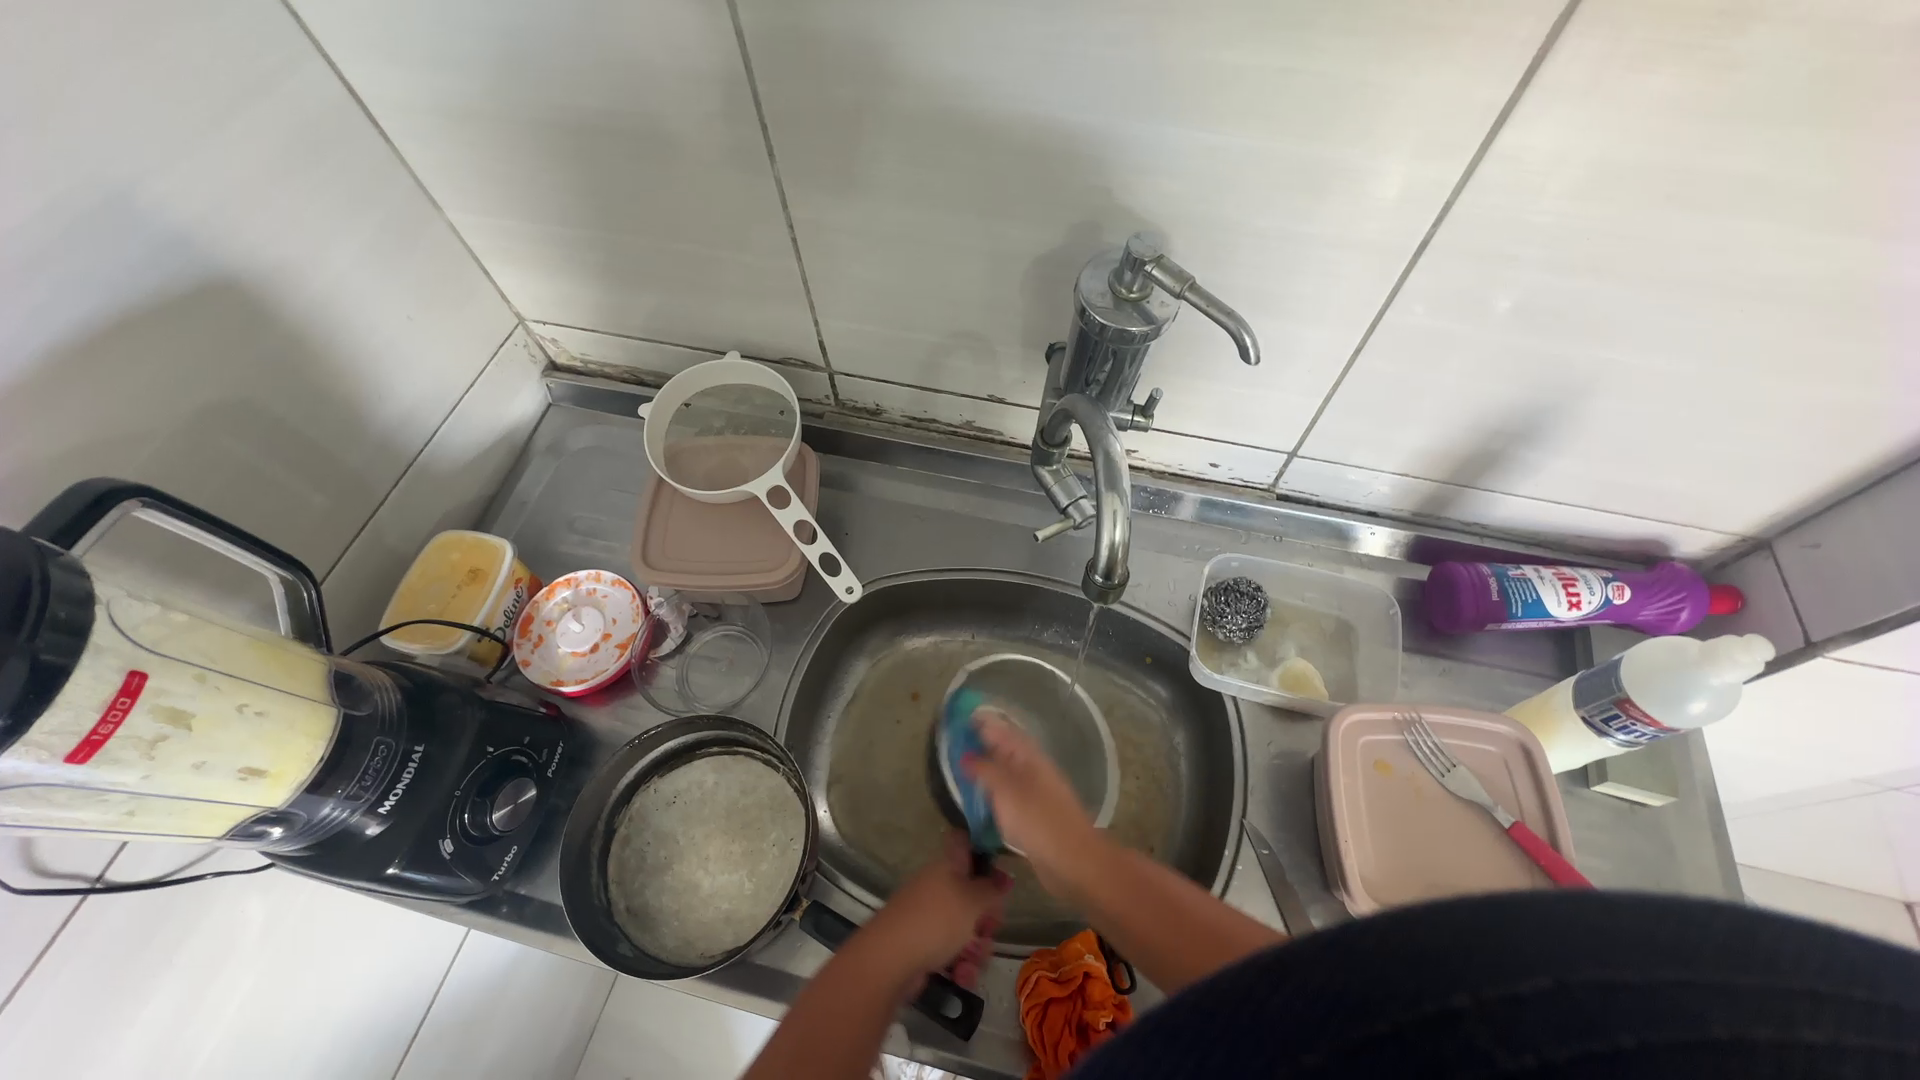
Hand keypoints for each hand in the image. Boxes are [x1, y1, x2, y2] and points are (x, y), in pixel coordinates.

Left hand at [864, 831, 1008, 987]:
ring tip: (971, 961)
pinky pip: (953, 952)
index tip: (1001, 872)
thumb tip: (1003, 877)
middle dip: (987, 917)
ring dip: (976, 949)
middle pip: (973, 894)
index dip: (985, 851)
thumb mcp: (973, 901)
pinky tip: (959, 976)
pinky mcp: (925, 946)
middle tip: (989, 928)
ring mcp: (930, 917)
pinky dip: (960, 965)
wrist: (889, 961)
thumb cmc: (936, 920)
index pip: (965, 842)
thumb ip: (992, 889)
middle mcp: (939, 887)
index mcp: (948, 866)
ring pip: (967, 928)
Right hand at [963, 708, 1102, 893]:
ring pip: (1007, 773)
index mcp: (1030, 758)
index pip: (1004, 731)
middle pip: (1006, 750)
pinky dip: (993, 792)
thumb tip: (967, 755)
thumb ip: (985, 770)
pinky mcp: (1034, 816)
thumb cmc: (1039, 822)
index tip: (960, 718)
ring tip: (962, 768)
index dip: (984, 722)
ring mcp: (1036, 794)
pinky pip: (1009, 796)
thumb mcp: (1007, 792)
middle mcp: (1034, 770)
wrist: (1073, 862)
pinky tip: (980, 800)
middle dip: (983, 744)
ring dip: (987, 768)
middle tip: (954, 743)